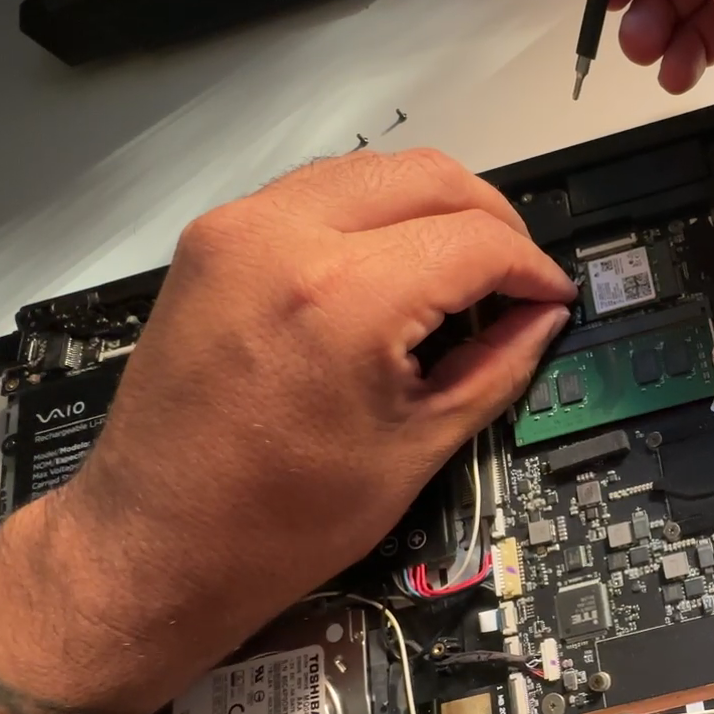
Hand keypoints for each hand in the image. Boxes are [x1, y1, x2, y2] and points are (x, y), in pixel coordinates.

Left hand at [36, 150, 574, 695]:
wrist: (159, 543)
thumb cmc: (288, 516)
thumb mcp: (423, 443)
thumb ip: (499, 364)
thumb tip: (542, 317)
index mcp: (347, 297)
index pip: (477, 242)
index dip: (533, 269)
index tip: (554, 298)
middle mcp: (285, 236)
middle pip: (433, 177)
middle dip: (497, 222)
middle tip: (520, 279)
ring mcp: (240, 228)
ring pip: (380, 170)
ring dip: (441, 208)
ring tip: (468, 271)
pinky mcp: (217, 239)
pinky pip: (328, 191)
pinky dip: (384, 213)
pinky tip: (404, 265)